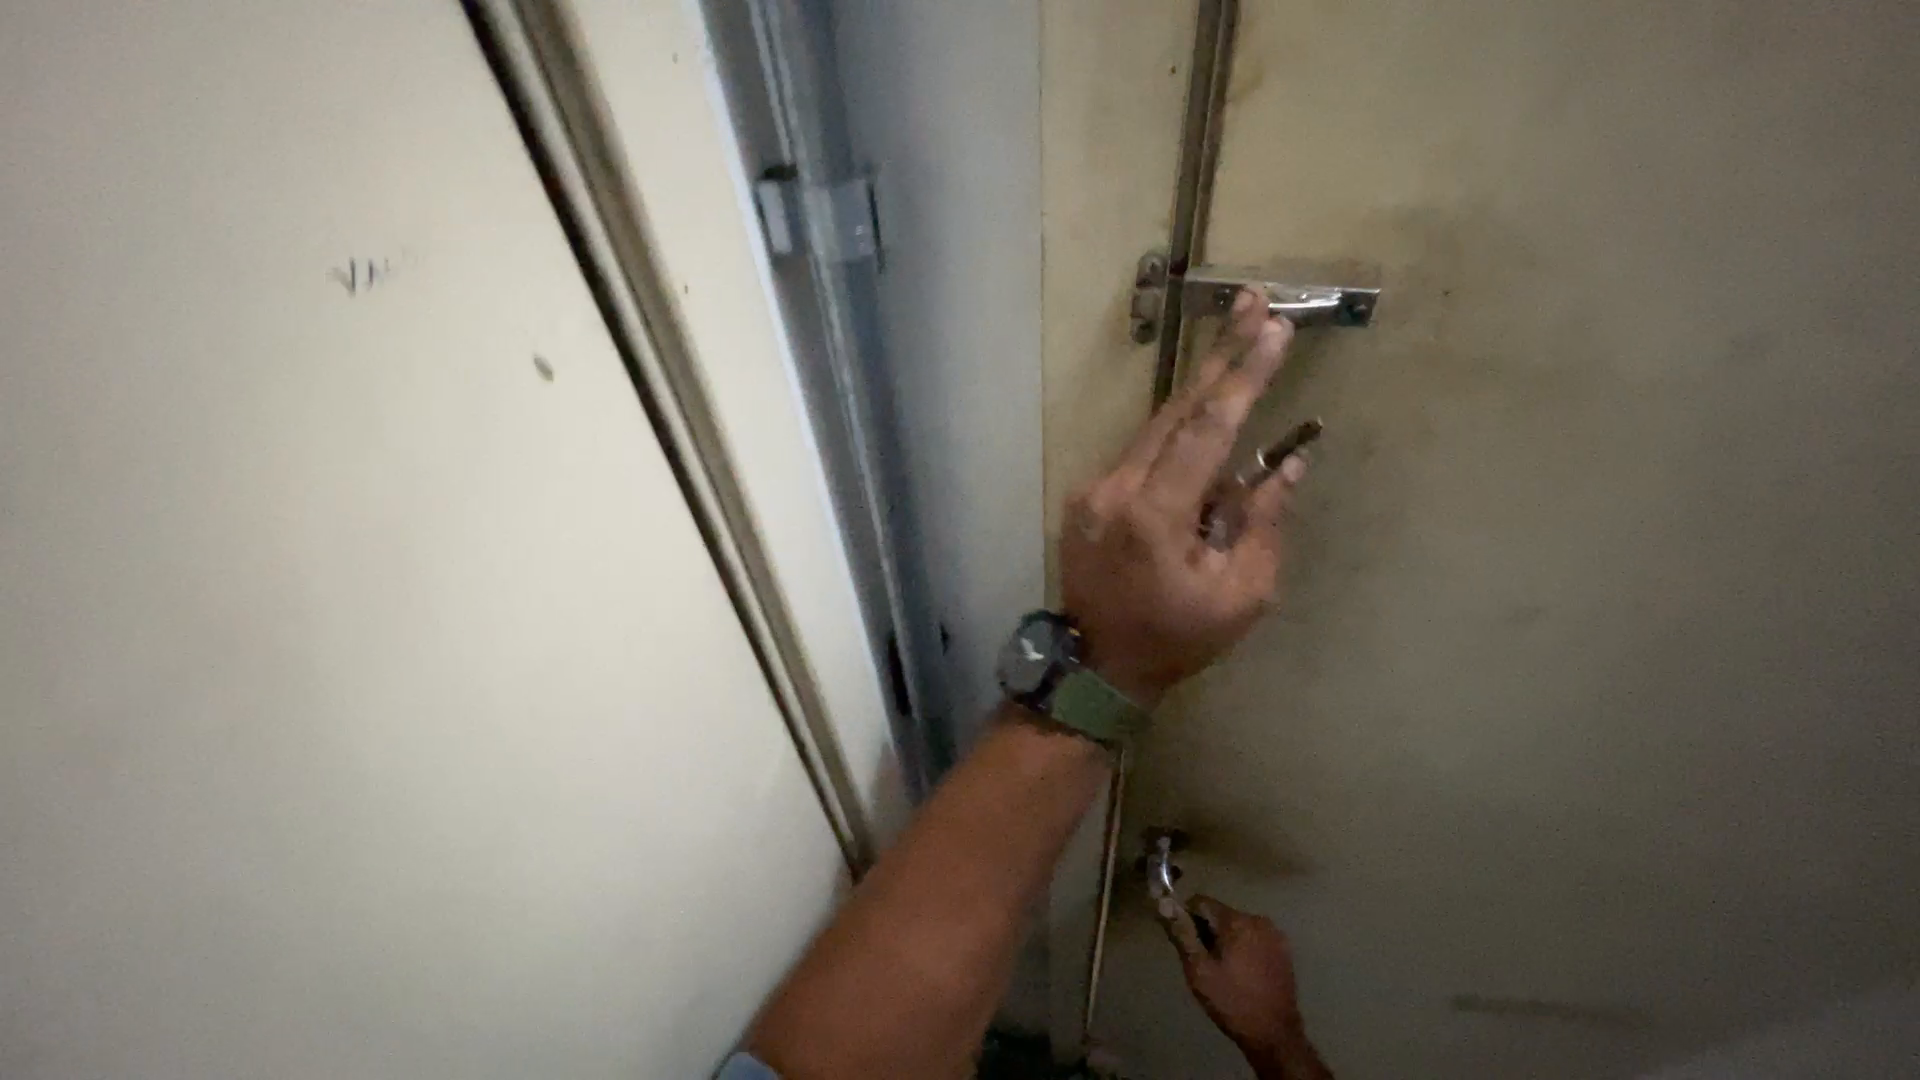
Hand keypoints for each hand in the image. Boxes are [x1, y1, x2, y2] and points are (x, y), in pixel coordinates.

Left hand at [1060, 291, 1302, 706]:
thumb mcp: (1242, 595)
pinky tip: (1207, 405)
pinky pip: (1141, 450)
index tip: (1274, 328)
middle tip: (1251, 301)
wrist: (1098, 665)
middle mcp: (1114, 489)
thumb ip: (1263, 522)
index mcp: (1153, 516)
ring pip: (1155, 426)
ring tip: (1238, 337)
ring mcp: (1093, 489)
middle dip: (1219, 355)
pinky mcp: (1087, 496)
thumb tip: (1286, 460)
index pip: (1206, 430)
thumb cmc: (1177, 639)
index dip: (1243, 376)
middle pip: (1175, 410)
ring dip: (1199, 386)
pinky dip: (1177, 428)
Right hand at [1172, 896, 1329, 1078]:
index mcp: (1237, 921)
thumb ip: (1182, 933)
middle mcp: (1258, 920)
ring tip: (1222, 970)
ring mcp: (1275, 935)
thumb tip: (1164, 902)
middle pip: (1220, 914)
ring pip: (1237, 926)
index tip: (1185, 942)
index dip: (1187, 918)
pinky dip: (1243, 947)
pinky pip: (1253, 937)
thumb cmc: (1232, 1002)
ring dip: (1225, 940)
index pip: (1201, 902)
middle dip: (1207, 932)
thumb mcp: (1198, 970)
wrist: (1274, 1037)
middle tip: (1203, 962)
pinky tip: (1241, 973)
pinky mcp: (1284, 950)